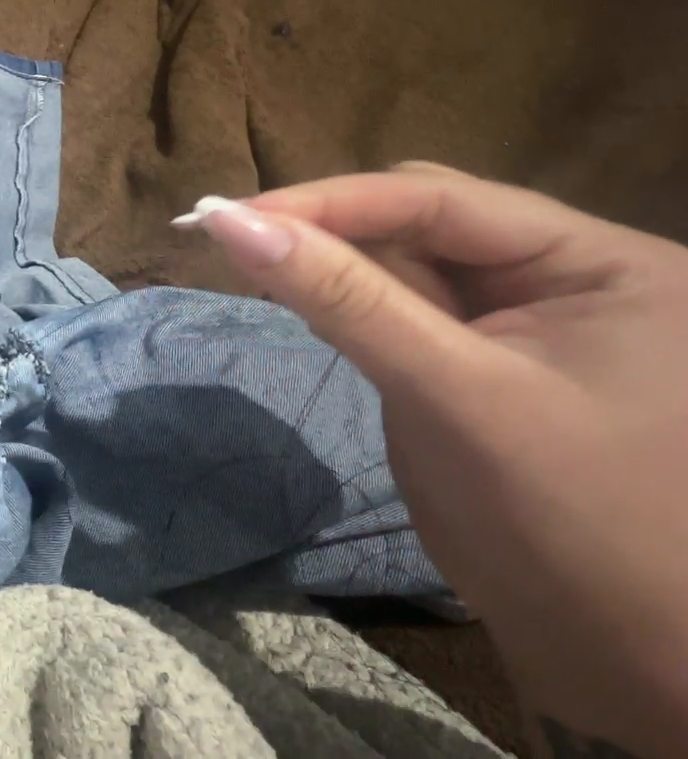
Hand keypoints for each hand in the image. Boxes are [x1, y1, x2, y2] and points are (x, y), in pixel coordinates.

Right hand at [185, 164, 687, 756]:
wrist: (625, 655)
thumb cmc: (563, 520)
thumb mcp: (447, 393)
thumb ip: (341, 298)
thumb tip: (228, 221)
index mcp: (606, 265)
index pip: (442, 198)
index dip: (328, 201)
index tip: (227, 215)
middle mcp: (570, 275)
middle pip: (422, 219)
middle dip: (324, 224)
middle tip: (228, 237)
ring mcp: (524, 319)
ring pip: (403, 260)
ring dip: (325, 259)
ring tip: (245, 258)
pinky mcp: (480, 359)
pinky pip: (400, 306)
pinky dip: (340, 298)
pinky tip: (293, 293)